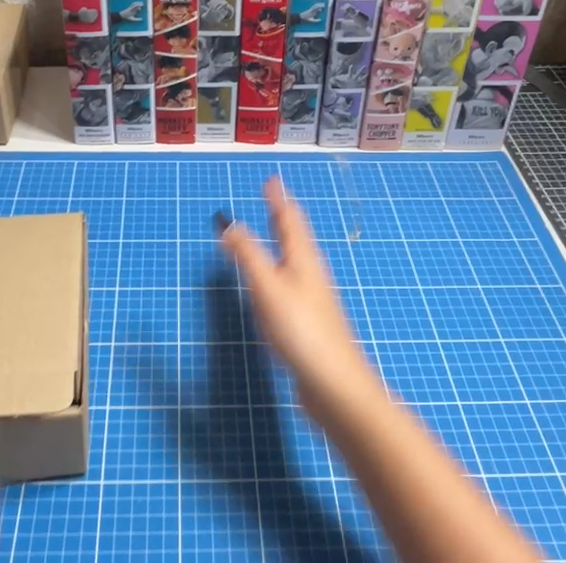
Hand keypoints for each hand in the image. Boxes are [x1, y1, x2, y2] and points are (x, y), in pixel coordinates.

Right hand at [218, 177, 377, 414]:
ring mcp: (313, 300)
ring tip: (273, 235)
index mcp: (303, 259)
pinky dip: (279, 273)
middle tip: (273, 201)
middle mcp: (311, 274)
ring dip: (283, 243)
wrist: (334, 383)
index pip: (291, 220)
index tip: (273, 181)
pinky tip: (275, 288)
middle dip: (283, 218)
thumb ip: (248, 255)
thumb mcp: (268, 288)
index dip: (280, 200)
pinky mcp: (310, 323)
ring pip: (296, 261)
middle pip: (296, 239)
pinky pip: (291, 286)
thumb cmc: (301, 330)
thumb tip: (231, 225)